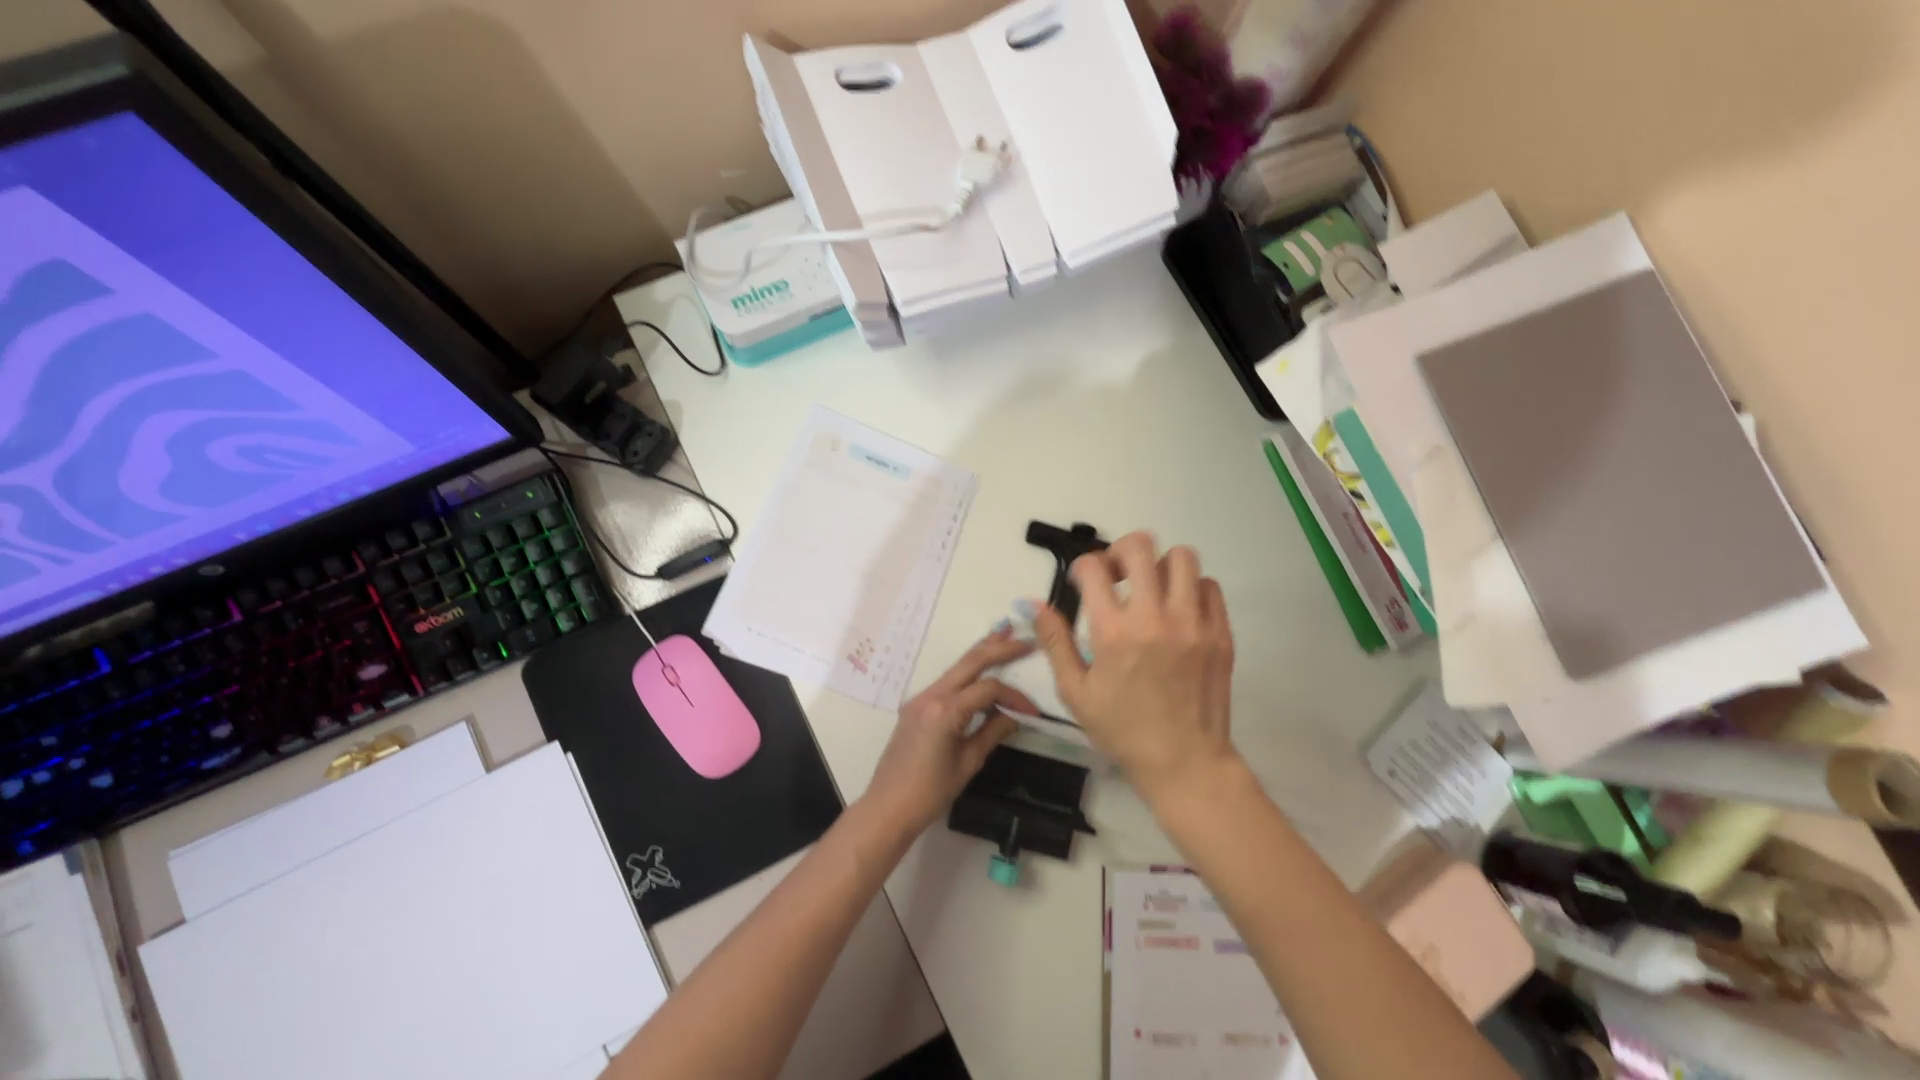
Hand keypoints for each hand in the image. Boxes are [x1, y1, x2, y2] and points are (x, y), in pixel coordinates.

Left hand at [860, 626, 1036, 835]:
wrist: (887, 807)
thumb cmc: (930, 792)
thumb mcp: (968, 763)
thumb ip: (992, 732)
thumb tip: (1015, 716)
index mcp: (945, 711)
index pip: (989, 689)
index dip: (1015, 697)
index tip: (1033, 712)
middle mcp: (931, 696)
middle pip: (970, 662)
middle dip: (998, 647)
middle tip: (1024, 637)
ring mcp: (920, 699)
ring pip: (956, 668)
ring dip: (981, 653)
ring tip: (1004, 637)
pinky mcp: (915, 707)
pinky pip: (946, 682)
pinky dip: (967, 673)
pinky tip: (981, 671)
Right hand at [1031, 532, 1239, 798]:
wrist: (1184, 761)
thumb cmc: (1123, 730)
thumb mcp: (1076, 692)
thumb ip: (1055, 642)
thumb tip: (1034, 604)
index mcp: (1113, 632)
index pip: (1093, 568)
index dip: (1083, 568)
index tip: (1085, 583)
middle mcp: (1154, 618)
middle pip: (1140, 546)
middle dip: (1121, 552)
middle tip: (1119, 576)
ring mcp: (1193, 623)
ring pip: (1182, 557)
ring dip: (1161, 565)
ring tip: (1153, 590)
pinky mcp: (1220, 633)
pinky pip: (1209, 587)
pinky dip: (1192, 589)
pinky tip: (1180, 611)